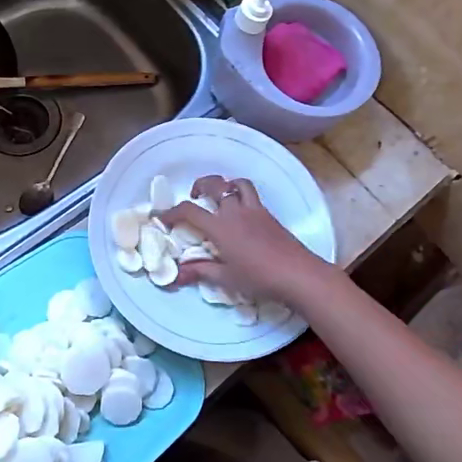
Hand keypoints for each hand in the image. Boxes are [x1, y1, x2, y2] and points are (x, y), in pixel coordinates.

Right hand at [155, 175, 335, 304]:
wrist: (299, 275)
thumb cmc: (259, 277)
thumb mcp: (225, 278)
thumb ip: (200, 271)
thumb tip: (176, 275)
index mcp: (220, 227)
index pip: (189, 211)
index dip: (172, 212)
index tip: (162, 218)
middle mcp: (236, 212)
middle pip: (215, 184)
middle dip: (200, 185)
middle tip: (194, 196)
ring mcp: (255, 211)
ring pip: (238, 184)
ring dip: (225, 185)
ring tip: (219, 197)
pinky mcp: (269, 216)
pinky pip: (252, 195)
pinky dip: (241, 195)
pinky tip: (241, 213)